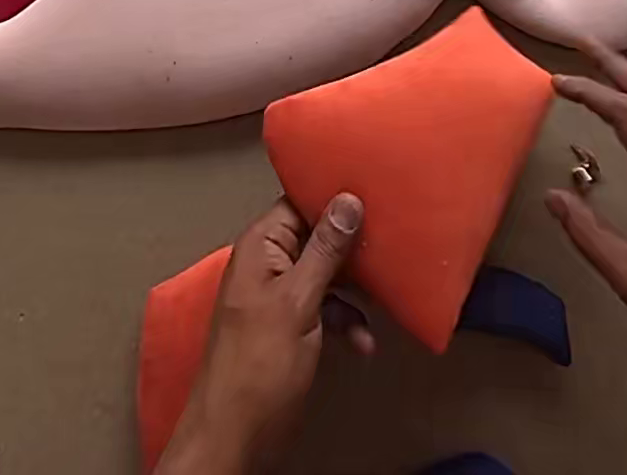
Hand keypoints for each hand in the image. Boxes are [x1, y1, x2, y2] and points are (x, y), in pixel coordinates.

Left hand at [156, 194, 367, 474]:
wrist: (235, 437)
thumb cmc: (261, 361)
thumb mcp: (298, 300)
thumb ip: (325, 249)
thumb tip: (348, 198)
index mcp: (262, 244)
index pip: (299, 201)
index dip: (332, 194)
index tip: (372, 188)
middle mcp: (270, 261)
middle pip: (317, 235)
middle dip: (352, 243)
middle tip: (391, 239)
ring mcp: (281, 293)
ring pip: (326, 272)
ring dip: (355, 286)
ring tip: (385, 292)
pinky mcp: (292, 323)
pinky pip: (325, 306)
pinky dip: (346, 319)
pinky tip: (365, 342)